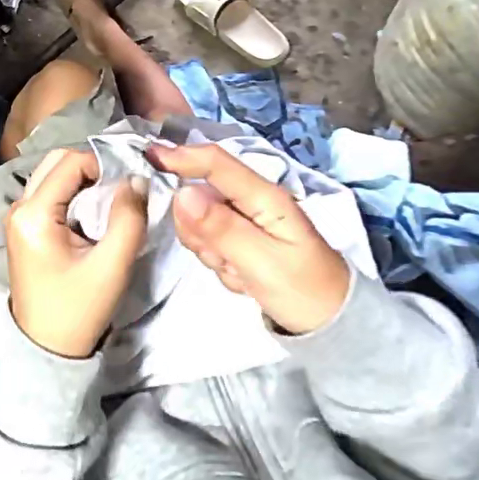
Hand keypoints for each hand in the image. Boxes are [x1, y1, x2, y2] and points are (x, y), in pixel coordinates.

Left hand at [5, 148, 148, 358]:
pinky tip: (94, 214)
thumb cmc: (78, 309)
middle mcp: (18, 207)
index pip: (70, 162)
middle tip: (120, 190)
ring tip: (111, 202)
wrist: (46, 349)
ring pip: (53, 175)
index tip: (129, 184)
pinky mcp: (25, 227)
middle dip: (92, 168)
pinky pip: (51, 193)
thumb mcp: (111, 265)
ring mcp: (18, 217)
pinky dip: (74, 193)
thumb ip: (129, 218)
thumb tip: (136, 179)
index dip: (103, 165)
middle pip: (57, 162)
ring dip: (83, 180)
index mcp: (33, 214)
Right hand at [147, 143, 350, 334]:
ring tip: (240, 273)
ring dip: (210, 250)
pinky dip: (219, 263)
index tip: (147, 154)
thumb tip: (182, 193)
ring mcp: (246, 222)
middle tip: (225, 260)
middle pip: (201, 196)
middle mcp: (253, 202)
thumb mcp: (262, 262)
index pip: (217, 163)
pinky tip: (242, 278)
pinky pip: (210, 244)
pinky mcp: (241, 241)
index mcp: (265, 197)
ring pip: (200, 224)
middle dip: (200, 230)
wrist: (330, 325)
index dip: (182, 155)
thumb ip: (220, 228)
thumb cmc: (304, 290)